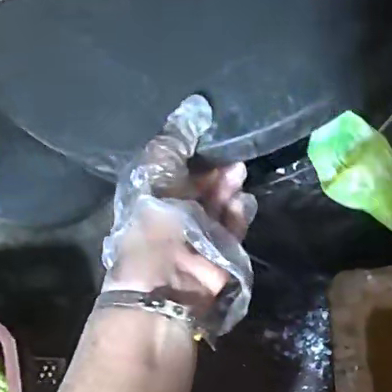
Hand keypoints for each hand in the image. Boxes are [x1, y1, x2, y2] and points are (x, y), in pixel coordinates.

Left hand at [102, 96, 256, 331]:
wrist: (167, 283)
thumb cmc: (151, 228)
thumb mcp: (152, 175)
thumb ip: (172, 143)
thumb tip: (193, 108)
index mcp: (149, 197)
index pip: (173, 168)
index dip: (189, 151)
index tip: (207, 133)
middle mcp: (175, 215)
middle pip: (200, 185)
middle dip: (215, 169)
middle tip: (231, 155)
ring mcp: (200, 235)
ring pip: (220, 203)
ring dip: (229, 187)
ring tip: (238, 174)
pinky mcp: (223, 251)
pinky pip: (234, 225)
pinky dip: (239, 211)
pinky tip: (242, 198)